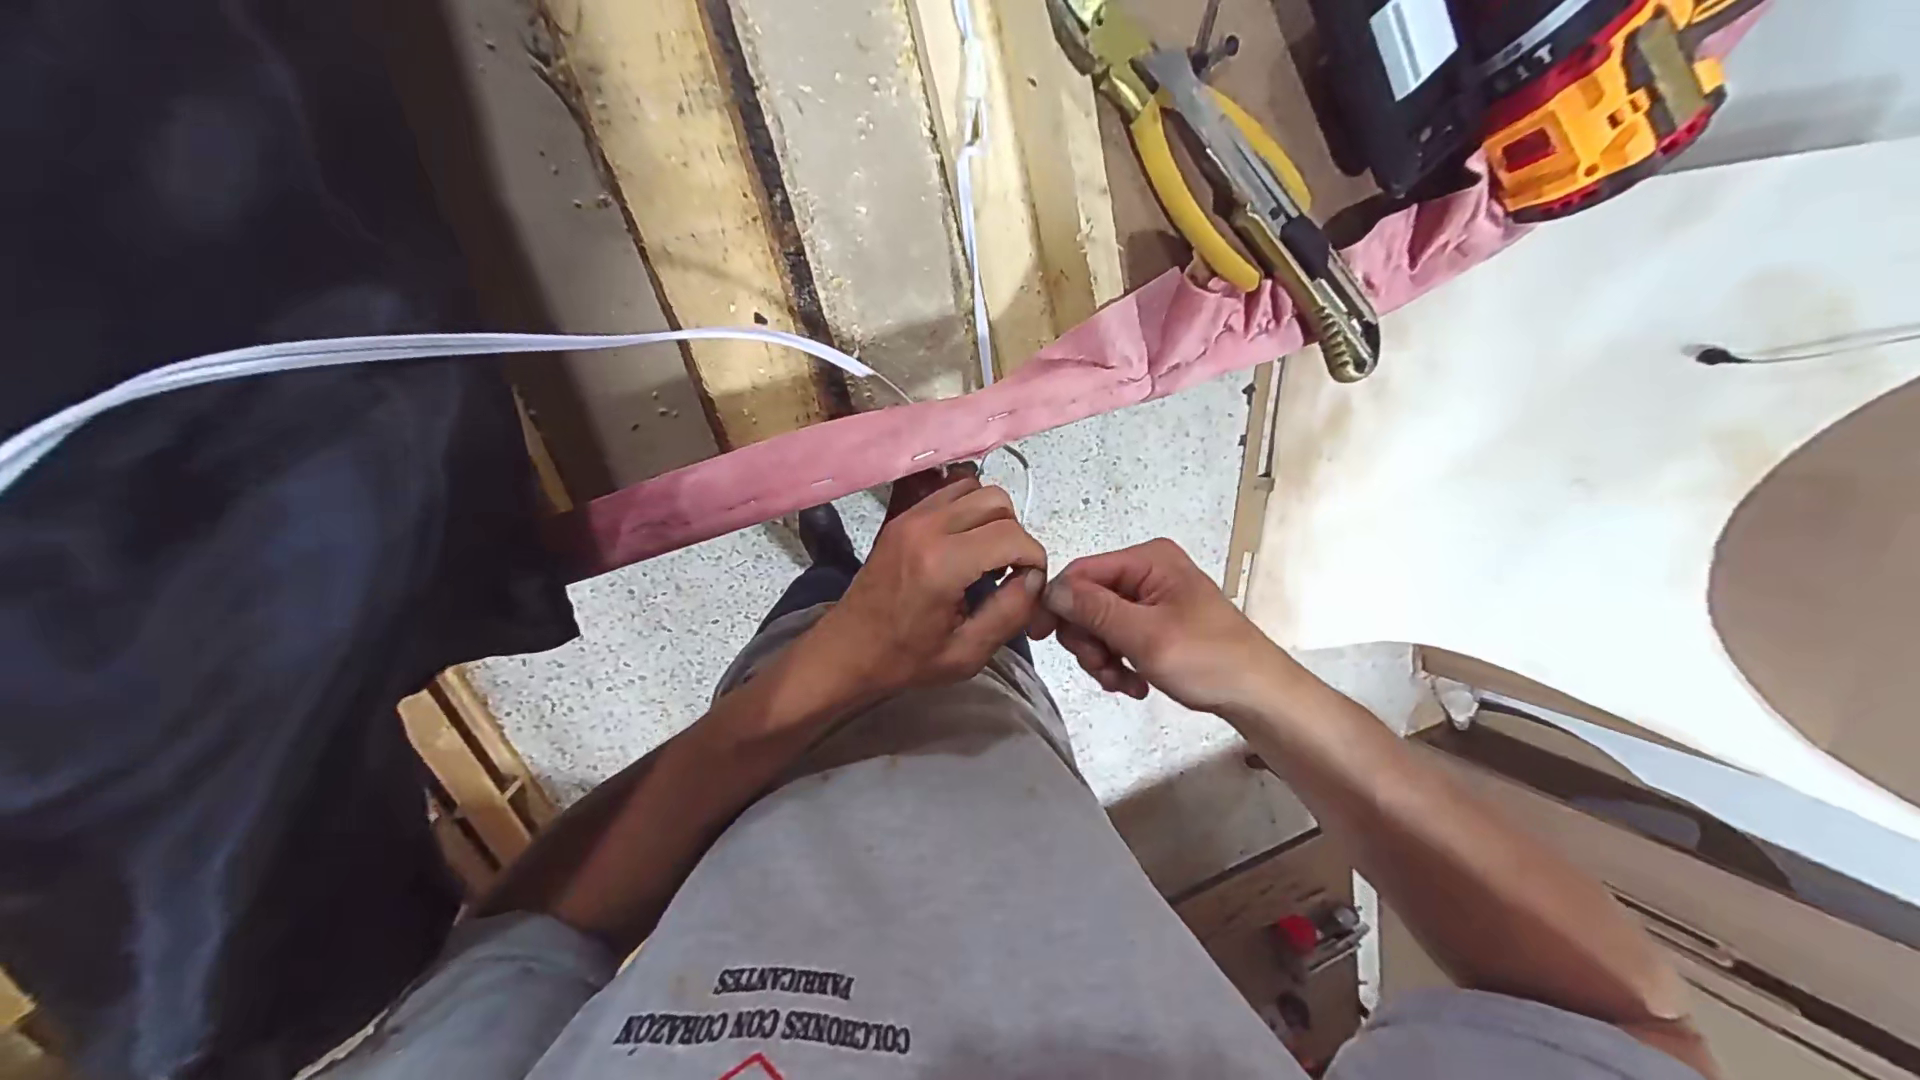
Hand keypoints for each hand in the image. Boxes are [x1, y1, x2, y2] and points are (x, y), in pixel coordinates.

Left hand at [806, 475, 1046, 699]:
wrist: (847, 651)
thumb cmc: (905, 659)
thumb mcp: (967, 653)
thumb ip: (1010, 612)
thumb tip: (1035, 580)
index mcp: (941, 564)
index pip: (1011, 535)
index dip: (1032, 558)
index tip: (1027, 584)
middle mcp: (926, 528)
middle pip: (997, 501)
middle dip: (1015, 535)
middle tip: (1008, 571)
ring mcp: (910, 517)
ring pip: (975, 488)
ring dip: (993, 518)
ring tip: (987, 556)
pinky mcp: (902, 517)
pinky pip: (949, 493)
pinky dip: (969, 511)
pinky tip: (965, 546)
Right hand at [1029, 538, 1283, 712]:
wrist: (1259, 696)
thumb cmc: (1210, 660)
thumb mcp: (1145, 636)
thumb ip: (1094, 611)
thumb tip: (1050, 591)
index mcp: (1148, 560)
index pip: (1081, 572)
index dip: (1057, 603)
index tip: (1040, 637)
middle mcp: (1147, 572)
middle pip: (1087, 600)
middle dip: (1088, 639)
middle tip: (1103, 668)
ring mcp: (1151, 597)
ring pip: (1098, 623)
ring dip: (1102, 656)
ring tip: (1122, 681)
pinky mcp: (1155, 622)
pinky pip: (1117, 637)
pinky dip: (1118, 662)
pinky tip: (1134, 683)